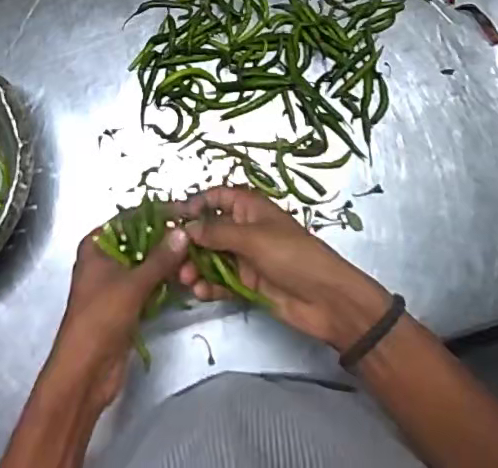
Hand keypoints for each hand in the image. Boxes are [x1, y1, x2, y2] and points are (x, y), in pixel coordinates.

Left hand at [45, 222, 188, 407]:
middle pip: (140, 239)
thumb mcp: (132, 284)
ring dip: (169, 262)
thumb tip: (183, 231)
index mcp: (97, 245)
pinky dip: (166, 280)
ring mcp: (116, 282)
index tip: (184, 210)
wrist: (85, 372)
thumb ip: (160, 258)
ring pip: (147, 263)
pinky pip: (150, 284)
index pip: (131, 218)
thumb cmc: (100, 319)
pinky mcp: (127, 303)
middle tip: (195, 236)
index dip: (157, 213)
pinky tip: (187, 276)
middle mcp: (105, 258)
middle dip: (166, 239)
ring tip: (195, 257)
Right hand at [174, 186, 393, 352]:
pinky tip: (199, 291)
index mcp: (250, 208)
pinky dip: (209, 285)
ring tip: (184, 278)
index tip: (170, 217)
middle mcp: (245, 229)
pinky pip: (221, 281)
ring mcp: (246, 257)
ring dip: (196, 266)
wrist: (326, 300)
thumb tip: (186, 228)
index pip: (216, 197)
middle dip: (190, 242)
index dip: (194, 204)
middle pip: (209, 230)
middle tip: (172, 257)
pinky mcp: (248, 284)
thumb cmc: (293, 256)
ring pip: (211, 257)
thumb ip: (217, 233)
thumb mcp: (253, 238)